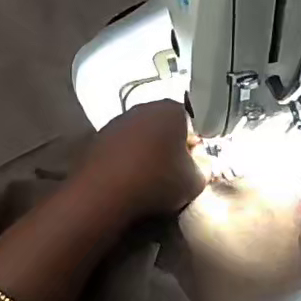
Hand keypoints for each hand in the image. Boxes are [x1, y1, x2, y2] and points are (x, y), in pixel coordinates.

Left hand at [74, 101, 205, 221]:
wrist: (104, 193)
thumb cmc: (157, 181)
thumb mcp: (194, 182)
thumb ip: (203, 168)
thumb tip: (198, 163)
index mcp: (171, 110)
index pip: (192, 124)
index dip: (194, 147)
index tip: (192, 167)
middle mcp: (143, 108)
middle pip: (164, 127)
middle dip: (169, 146)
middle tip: (172, 173)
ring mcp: (117, 121)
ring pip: (140, 136)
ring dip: (146, 152)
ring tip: (147, 180)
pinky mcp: (97, 138)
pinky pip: (120, 147)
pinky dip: (125, 159)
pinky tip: (126, 180)